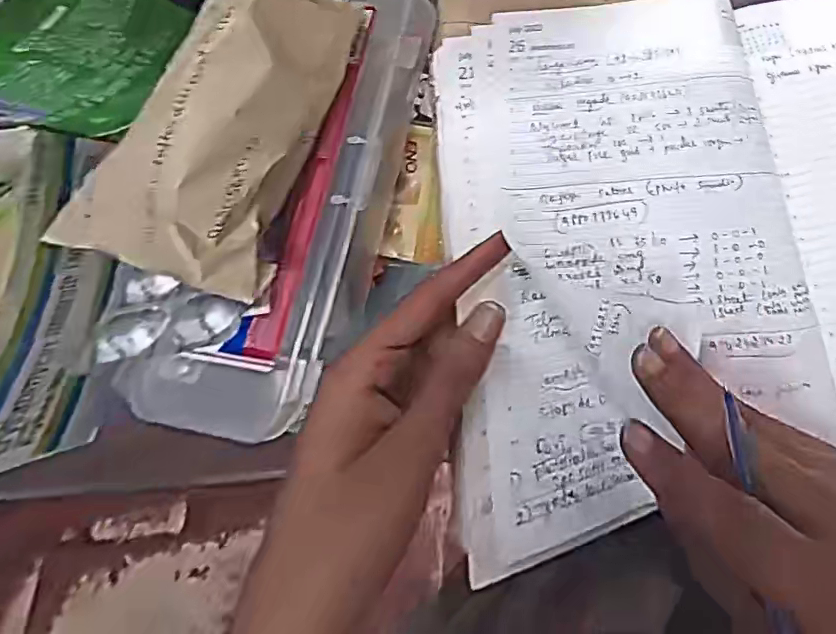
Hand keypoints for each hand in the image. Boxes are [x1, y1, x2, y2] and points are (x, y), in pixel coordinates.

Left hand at [233, 234, 509, 633]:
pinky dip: (468, 390)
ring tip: (529, 321)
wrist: (306, 618)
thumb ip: (452, 378)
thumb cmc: (350, 528)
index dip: (465, 269)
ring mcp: (381, 414)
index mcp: (360, 370)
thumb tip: (489, 311)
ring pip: (436, 366)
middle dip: (475, 306)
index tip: (502, 240)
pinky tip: (502, 382)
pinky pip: (435, 400)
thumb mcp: (410, 448)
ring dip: (476, 350)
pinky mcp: (393, 443)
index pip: (422, 304)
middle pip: (430, 330)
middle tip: (528, 281)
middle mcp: (369, 381)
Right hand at [620, 327, 835, 633]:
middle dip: (693, 398)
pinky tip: (725, 392)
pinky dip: (750, 407)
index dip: (676, 475)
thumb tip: (686, 516)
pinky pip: (794, 433)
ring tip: (673, 354)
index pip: (732, 514)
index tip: (634, 434)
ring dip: (715, 389)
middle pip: (752, 446)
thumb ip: (732, 576)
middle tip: (649, 355)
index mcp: (821, 576)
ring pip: (770, 428)